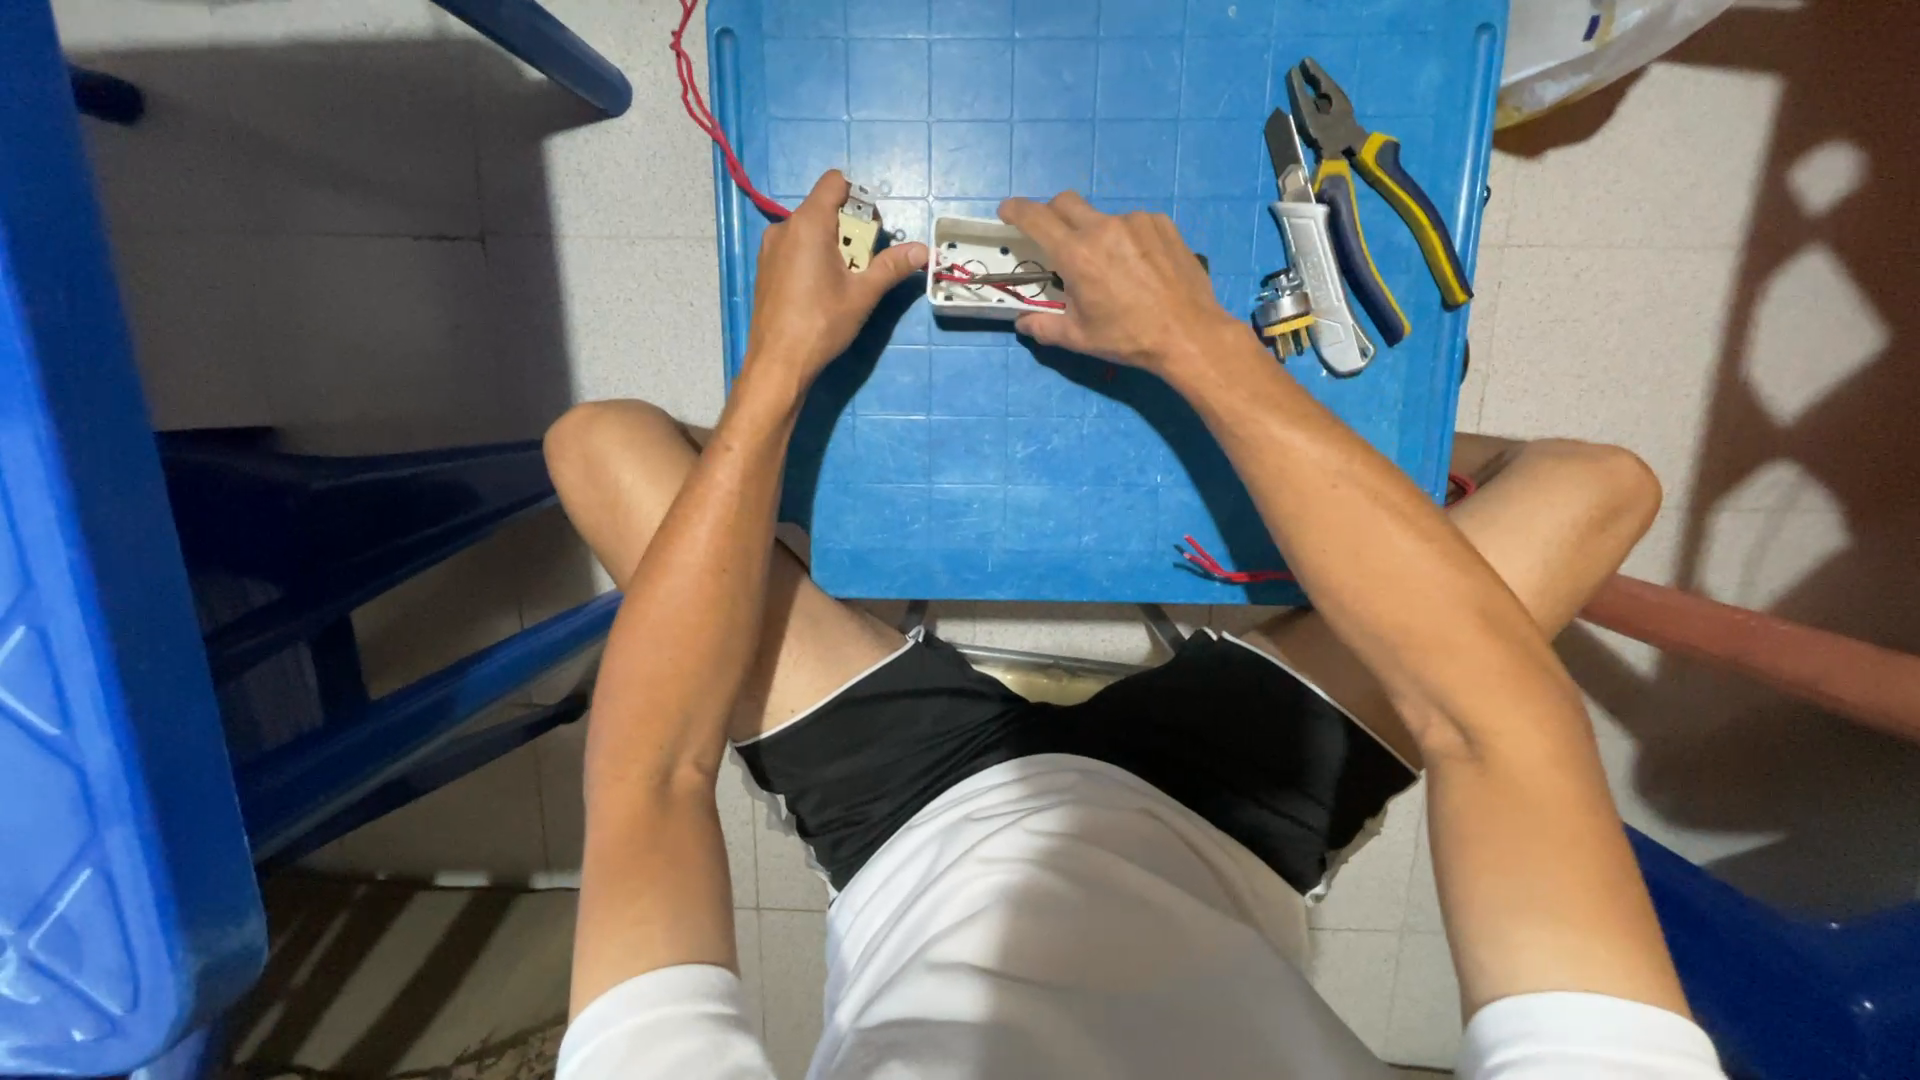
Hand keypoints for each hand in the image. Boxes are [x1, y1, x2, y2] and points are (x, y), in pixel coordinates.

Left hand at [744, 171, 927, 387]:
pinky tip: (822, 289)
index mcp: (808, 224)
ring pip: (809, 229)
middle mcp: (784, 227)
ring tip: (846, 279)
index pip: (835, 182)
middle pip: (824, 207)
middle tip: (866, 261)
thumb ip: (891, 267)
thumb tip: (922, 250)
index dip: (859, 196)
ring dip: (833, 243)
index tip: (873, 227)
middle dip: (851, 227)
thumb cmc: (821, 324)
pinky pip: (795, 247)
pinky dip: (814, 256)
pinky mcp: (766, 268)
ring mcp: (770, 248)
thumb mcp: (862, 295)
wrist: (778, 362)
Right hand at [998, 193, 1249, 375]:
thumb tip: (1022, 323)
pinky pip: (1132, 223)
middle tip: (1054, 239)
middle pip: (1066, 203)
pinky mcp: (1161, 223)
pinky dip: (1125, 238)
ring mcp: (1136, 222)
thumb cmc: (1128, 338)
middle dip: (1052, 215)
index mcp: (1077, 255)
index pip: (1036, 218)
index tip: (1007, 211)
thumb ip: (1043, 326)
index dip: (1016, 210)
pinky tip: (1137, 266)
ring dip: (1094, 234)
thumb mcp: (1079, 338)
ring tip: (1110, 268)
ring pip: (1102, 217)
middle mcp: (1103, 228)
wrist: (1189, 334)